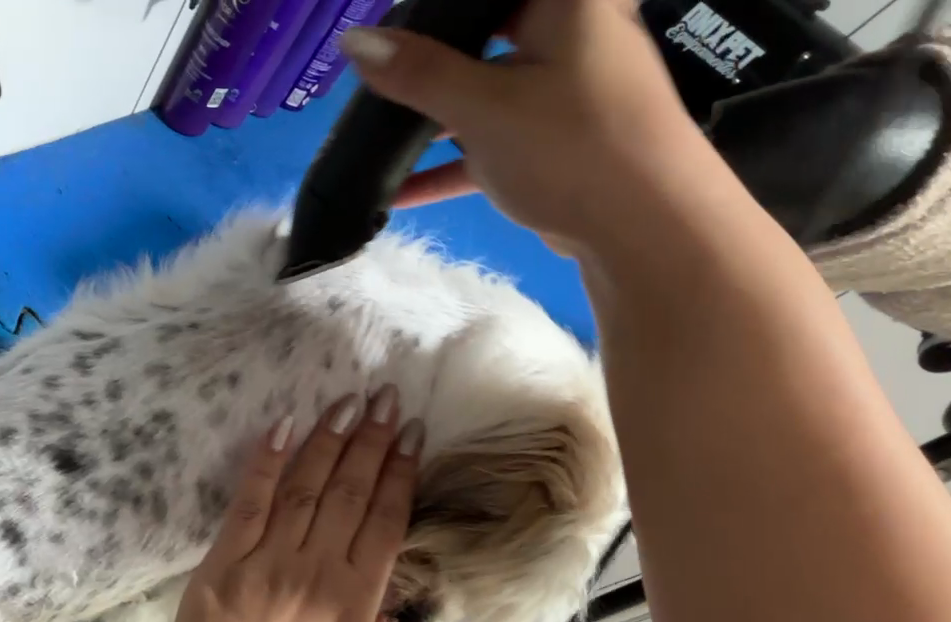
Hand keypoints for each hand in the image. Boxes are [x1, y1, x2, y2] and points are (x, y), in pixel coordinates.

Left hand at [150, 391, 420, 621]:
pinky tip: (282, 427)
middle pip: (351, 492)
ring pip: (305, 487)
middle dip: (372, 441)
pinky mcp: (224, 560)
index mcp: (357, 601)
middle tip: (386, 399)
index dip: (401, 473)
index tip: (413, 436)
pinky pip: (249, 502)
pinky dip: (265, 462)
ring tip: (347, 403)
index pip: (387, 521)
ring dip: (328, 441)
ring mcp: (268, 560)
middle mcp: (318, 569)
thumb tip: (387, 603)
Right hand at [342, 0, 723, 259]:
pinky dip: (447, 161)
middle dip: (428, 56)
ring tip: (376, 131)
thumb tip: (353, 39)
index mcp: (567, 1)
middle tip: (374, 76)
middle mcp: (571, 32)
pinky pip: (488, 140)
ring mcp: (562, 89)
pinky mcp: (551, 140)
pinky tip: (398, 190)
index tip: (390, 25)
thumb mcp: (483, 106)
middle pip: (485, 32)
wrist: (643, 224)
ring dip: (431, 113)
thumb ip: (417, 72)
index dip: (438, 8)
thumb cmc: (569, 145)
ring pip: (484, 87)